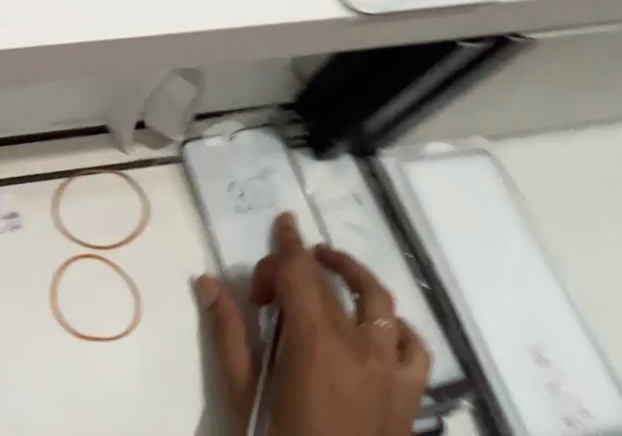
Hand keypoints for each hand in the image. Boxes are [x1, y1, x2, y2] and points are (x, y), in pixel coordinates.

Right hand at [196, 212, 430, 435]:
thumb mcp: (244, 396)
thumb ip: (228, 334)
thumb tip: (208, 282)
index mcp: (316, 342)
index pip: (301, 273)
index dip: (288, 246)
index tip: (281, 224)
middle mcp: (360, 347)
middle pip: (332, 283)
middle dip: (302, 266)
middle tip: (275, 280)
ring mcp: (391, 372)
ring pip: (380, 303)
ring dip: (354, 278)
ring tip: (333, 273)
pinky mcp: (409, 397)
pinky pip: (414, 348)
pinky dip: (396, 328)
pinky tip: (378, 330)